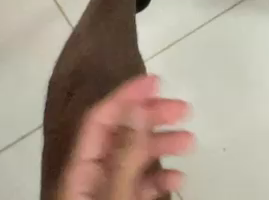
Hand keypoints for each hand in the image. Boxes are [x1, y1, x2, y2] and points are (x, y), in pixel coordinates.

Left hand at [55, 75, 193, 199]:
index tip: (156, 79)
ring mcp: (103, 191)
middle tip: (184, 108)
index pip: (101, 117)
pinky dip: (157, 178)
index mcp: (78, 166)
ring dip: (161, 146)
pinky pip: (137, 184)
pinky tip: (178, 177)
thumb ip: (124, 153)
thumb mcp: (112, 192)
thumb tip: (135, 108)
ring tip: (190, 141)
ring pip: (134, 158)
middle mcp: (90, 174)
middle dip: (152, 117)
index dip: (127, 94)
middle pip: (121, 133)